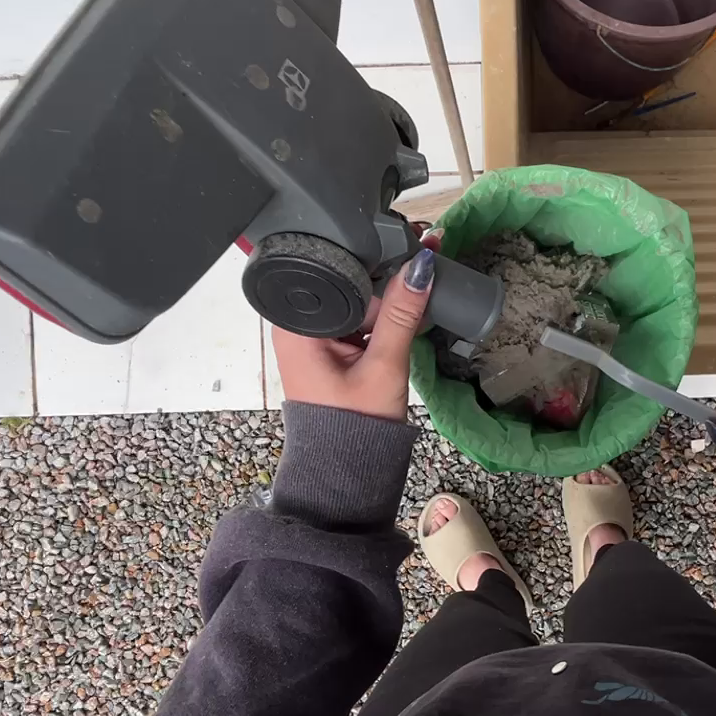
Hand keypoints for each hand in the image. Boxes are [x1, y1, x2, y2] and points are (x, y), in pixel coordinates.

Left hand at [272, 248, 435, 421]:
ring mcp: (312, 340)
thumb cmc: (356, 422)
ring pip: (356, 305)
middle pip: (348, 288)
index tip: (407, 246)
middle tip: (419, 267)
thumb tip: (419, 267)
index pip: (338, 275)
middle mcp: (297, 327)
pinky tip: (402, 319)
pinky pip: (356, 324)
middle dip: (384, 285)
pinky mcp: (327, 352)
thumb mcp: (384, 365)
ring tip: (417, 297)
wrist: (347, 469)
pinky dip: (379, 323)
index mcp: (295, 326)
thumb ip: (401, 313)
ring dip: (386, 304)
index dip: (374, 262)